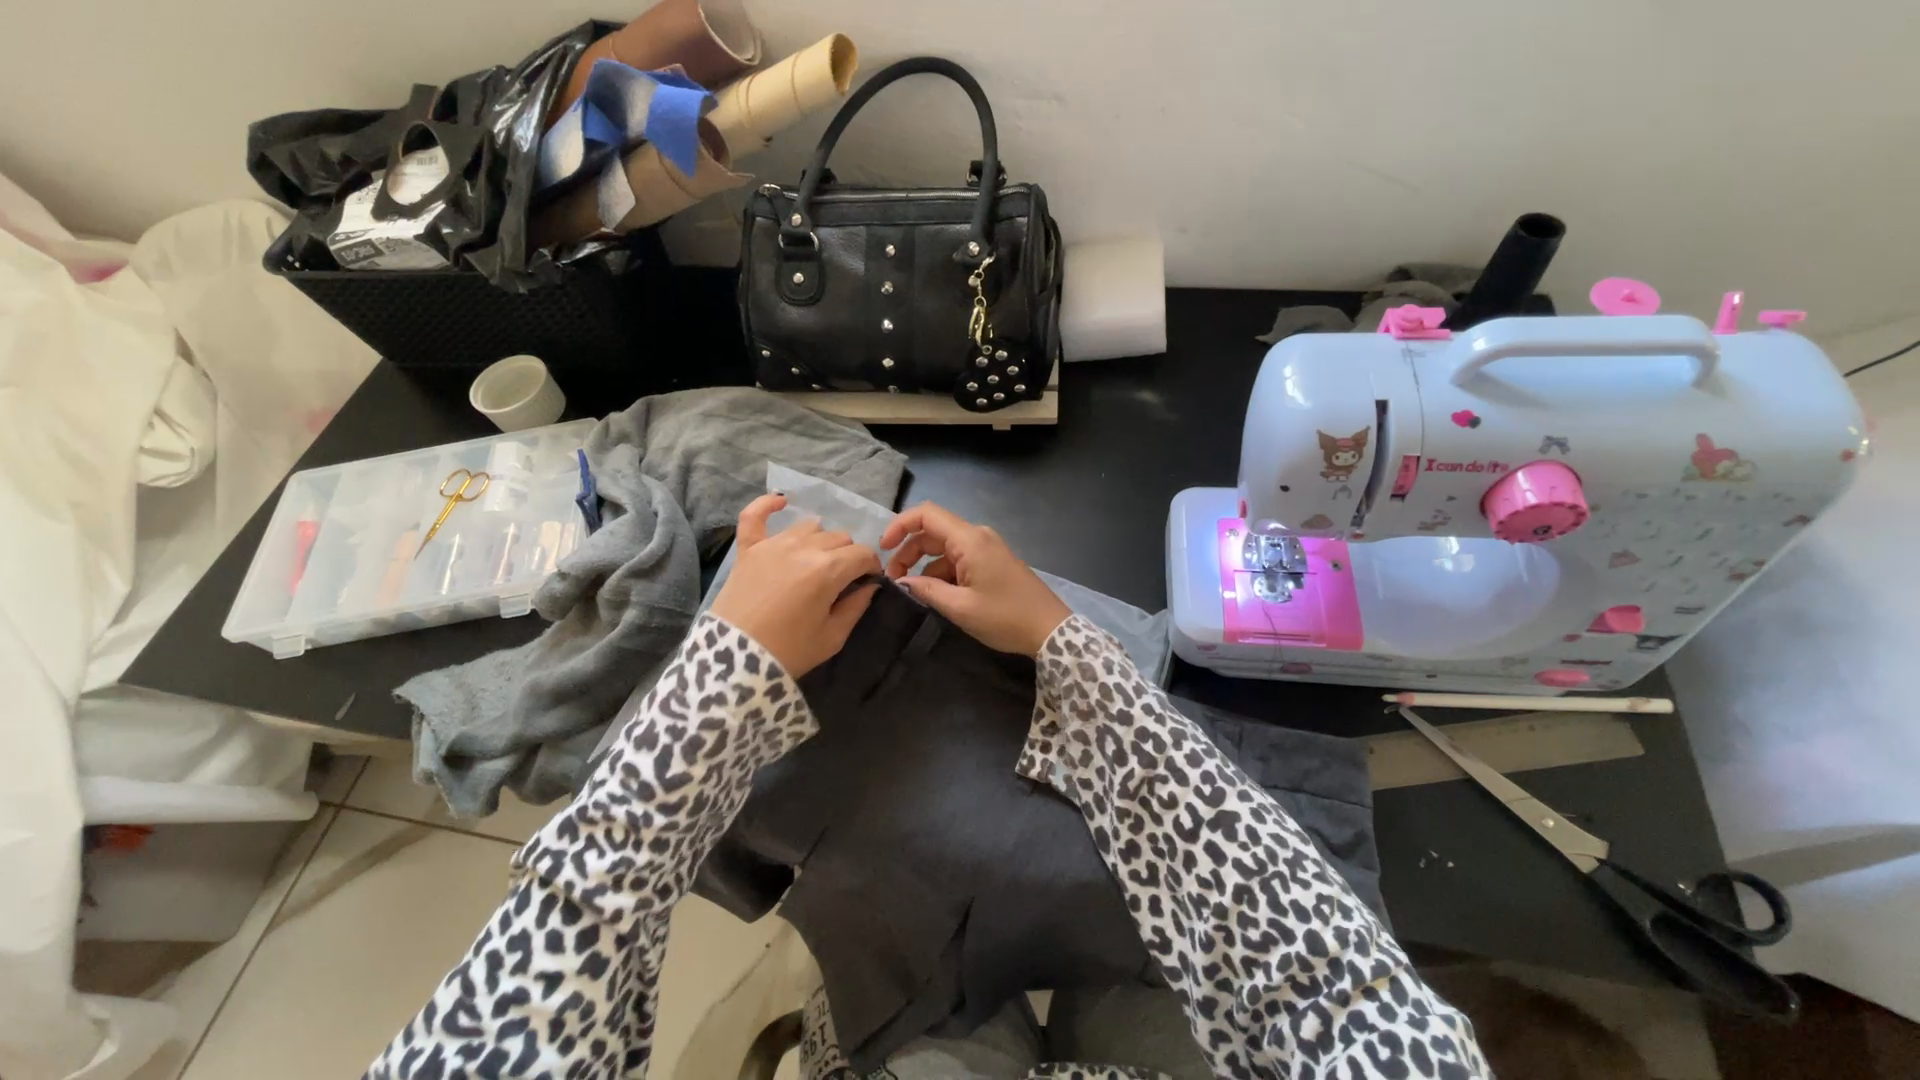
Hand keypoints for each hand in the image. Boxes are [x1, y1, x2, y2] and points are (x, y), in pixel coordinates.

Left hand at [711, 495, 881, 676]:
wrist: (735, 659)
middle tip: (842, 579)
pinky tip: (781, 501)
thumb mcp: (832, 637)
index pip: (863, 554)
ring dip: (820, 540)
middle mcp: (804, 548)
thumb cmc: (789, 651)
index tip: (868, 581)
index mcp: (828, 570)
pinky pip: (755, 515)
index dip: (871, 567)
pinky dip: (768, 505)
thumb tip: (870, 586)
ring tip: (816, 561)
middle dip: (848, 556)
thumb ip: (856, 606)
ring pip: (810, 526)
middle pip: (839, 538)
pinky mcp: (748, 548)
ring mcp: (773, 544)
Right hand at [880, 502, 1070, 655]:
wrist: (1049, 629)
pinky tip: (937, 596)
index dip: (899, 525)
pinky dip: (942, 572)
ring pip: (944, 548)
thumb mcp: (960, 608)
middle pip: (932, 532)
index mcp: (969, 540)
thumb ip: (927, 591)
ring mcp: (986, 548)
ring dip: (924, 565)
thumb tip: (903, 583)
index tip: (882, 549)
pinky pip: (959, 559)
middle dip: (908, 552)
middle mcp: (977, 536)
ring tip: (913, 593)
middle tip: (894, 581)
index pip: (926, 515)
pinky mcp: (992, 562)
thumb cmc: (1005, 618)